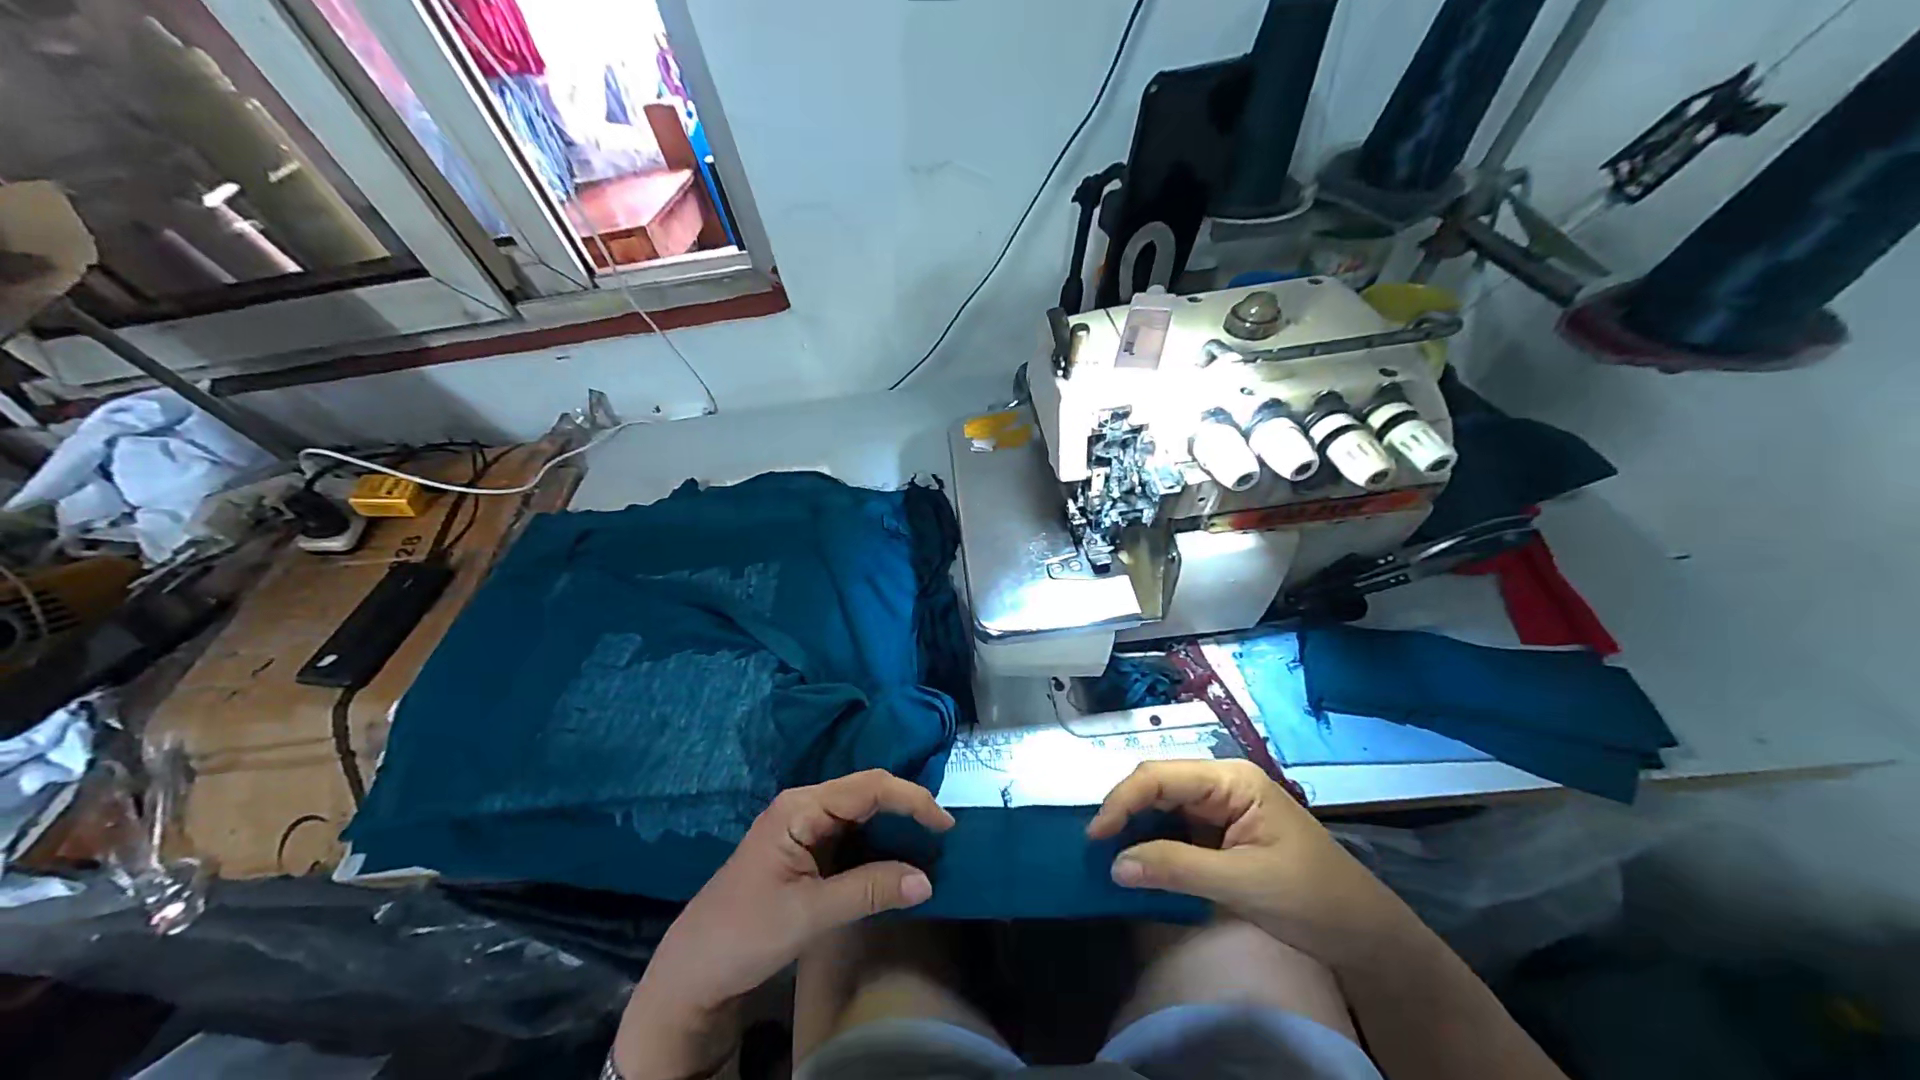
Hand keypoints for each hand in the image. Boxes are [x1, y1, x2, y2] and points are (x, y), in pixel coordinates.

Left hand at [614, 770, 952, 1079]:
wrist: (694, 970)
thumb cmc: (745, 933)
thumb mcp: (809, 914)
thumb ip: (869, 891)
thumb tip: (926, 880)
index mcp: (801, 807)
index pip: (869, 787)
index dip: (911, 800)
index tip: (945, 826)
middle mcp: (804, 806)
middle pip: (867, 793)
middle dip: (906, 810)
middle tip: (942, 839)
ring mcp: (803, 827)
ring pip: (861, 814)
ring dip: (894, 828)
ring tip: (928, 849)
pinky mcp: (805, 849)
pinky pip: (850, 836)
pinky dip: (877, 846)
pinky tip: (896, 862)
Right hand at [1087, 760, 1422, 973]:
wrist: (1364, 935)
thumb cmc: (1313, 899)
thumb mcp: (1243, 883)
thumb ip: (1176, 868)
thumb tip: (1115, 866)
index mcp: (1232, 780)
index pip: (1161, 776)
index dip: (1123, 800)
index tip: (1096, 836)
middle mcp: (1221, 785)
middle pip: (1157, 786)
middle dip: (1124, 812)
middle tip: (1096, 848)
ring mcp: (1220, 809)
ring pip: (1161, 807)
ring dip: (1134, 829)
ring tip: (1108, 856)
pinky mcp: (1219, 834)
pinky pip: (1174, 830)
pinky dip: (1151, 845)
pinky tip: (1137, 862)